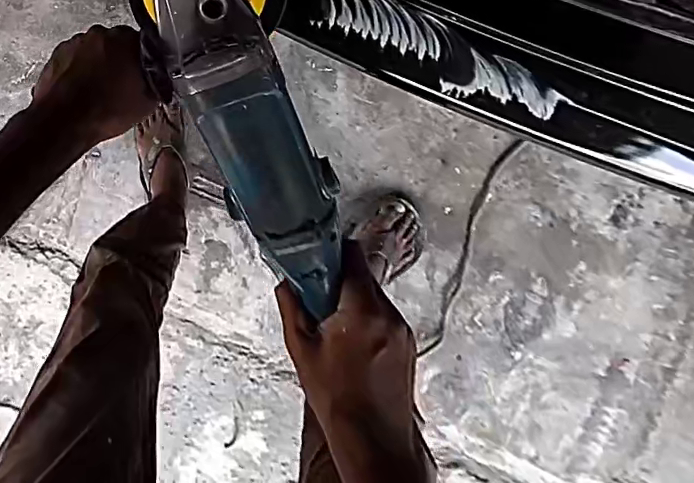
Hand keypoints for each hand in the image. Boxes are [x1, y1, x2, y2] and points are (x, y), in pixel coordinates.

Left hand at [28, 25, 157, 150]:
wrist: (63, 120)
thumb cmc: (102, 111)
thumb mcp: (146, 102)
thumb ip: (155, 81)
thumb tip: (157, 78)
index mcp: (126, 40)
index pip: (141, 41)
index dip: (140, 59)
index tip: (139, 71)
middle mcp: (100, 35)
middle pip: (115, 42)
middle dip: (117, 59)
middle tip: (119, 82)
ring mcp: (77, 42)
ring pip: (93, 49)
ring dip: (96, 62)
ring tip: (98, 88)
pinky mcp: (59, 51)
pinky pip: (74, 56)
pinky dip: (78, 67)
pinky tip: (81, 87)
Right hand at [276, 244, 431, 482]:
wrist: (374, 443)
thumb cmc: (337, 398)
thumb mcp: (300, 346)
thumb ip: (290, 304)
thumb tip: (286, 280)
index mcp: (364, 310)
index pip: (353, 255)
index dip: (331, 249)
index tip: (313, 254)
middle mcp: (390, 316)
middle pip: (362, 274)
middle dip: (336, 277)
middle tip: (313, 292)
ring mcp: (403, 332)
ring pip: (372, 295)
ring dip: (350, 297)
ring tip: (328, 320)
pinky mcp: (407, 347)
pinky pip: (382, 315)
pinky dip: (364, 315)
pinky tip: (345, 337)